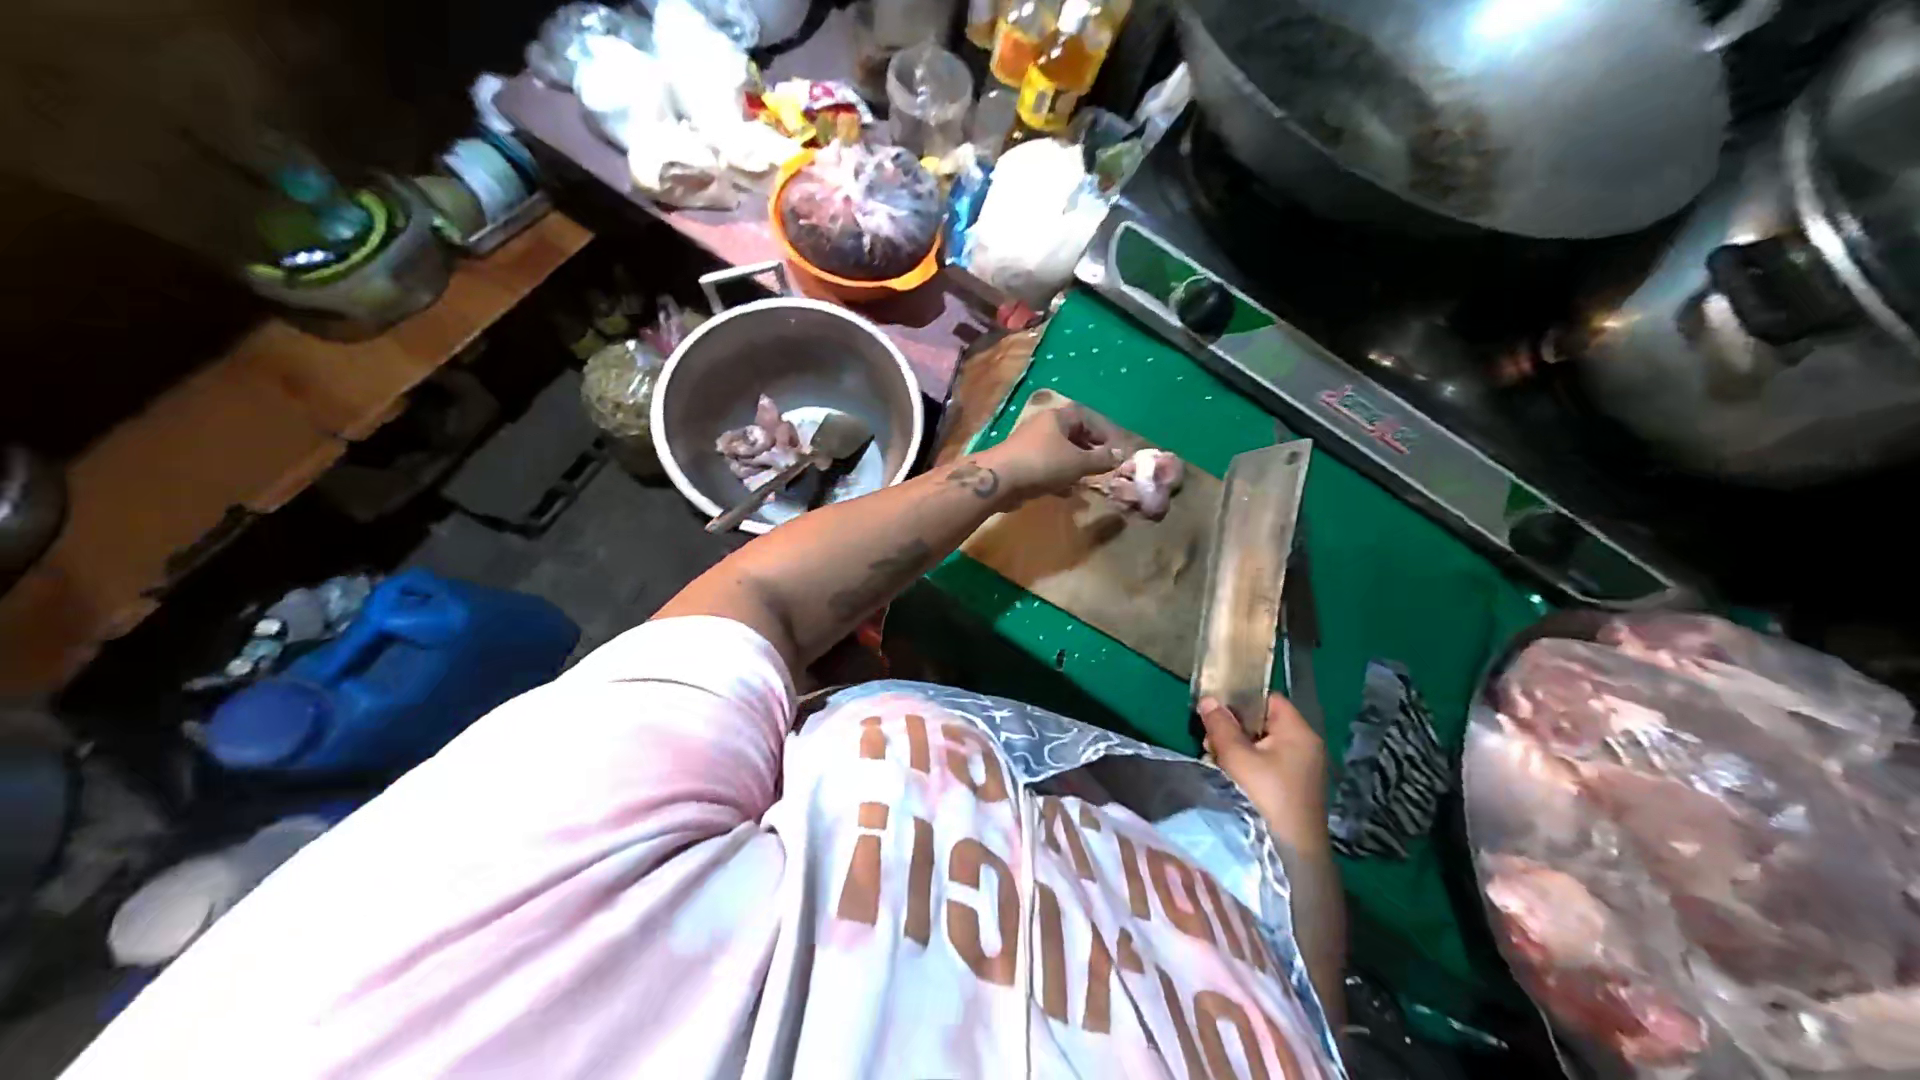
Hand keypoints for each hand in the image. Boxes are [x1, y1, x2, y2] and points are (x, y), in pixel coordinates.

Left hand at [979, 404, 1125, 501]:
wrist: (1000, 481)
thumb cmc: (1043, 464)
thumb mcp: (1078, 462)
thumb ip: (1101, 460)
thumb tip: (1119, 456)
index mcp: (1057, 418)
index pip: (1086, 417)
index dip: (1104, 431)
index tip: (1115, 449)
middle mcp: (1043, 427)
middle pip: (1072, 435)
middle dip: (1090, 451)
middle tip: (1102, 466)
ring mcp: (1030, 446)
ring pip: (1059, 453)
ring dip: (1075, 467)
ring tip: (1087, 481)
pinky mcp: (1021, 464)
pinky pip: (1047, 468)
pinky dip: (1059, 478)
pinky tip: (1067, 492)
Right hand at [1198, 693, 1328, 849]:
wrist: (1291, 856)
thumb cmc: (1265, 797)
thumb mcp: (1237, 757)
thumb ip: (1220, 725)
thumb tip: (1208, 699)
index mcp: (1299, 733)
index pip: (1269, 699)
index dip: (1241, 700)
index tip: (1214, 710)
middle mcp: (1304, 747)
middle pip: (1261, 722)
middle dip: (1232, 729)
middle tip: (1210, 741)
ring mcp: (1299, 770)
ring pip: (1259, 745)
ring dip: (1235, 750)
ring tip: (1216, 761)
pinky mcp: (1291, 790)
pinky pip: (1264, 765)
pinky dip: (1245, 767)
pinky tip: (1227, 778)